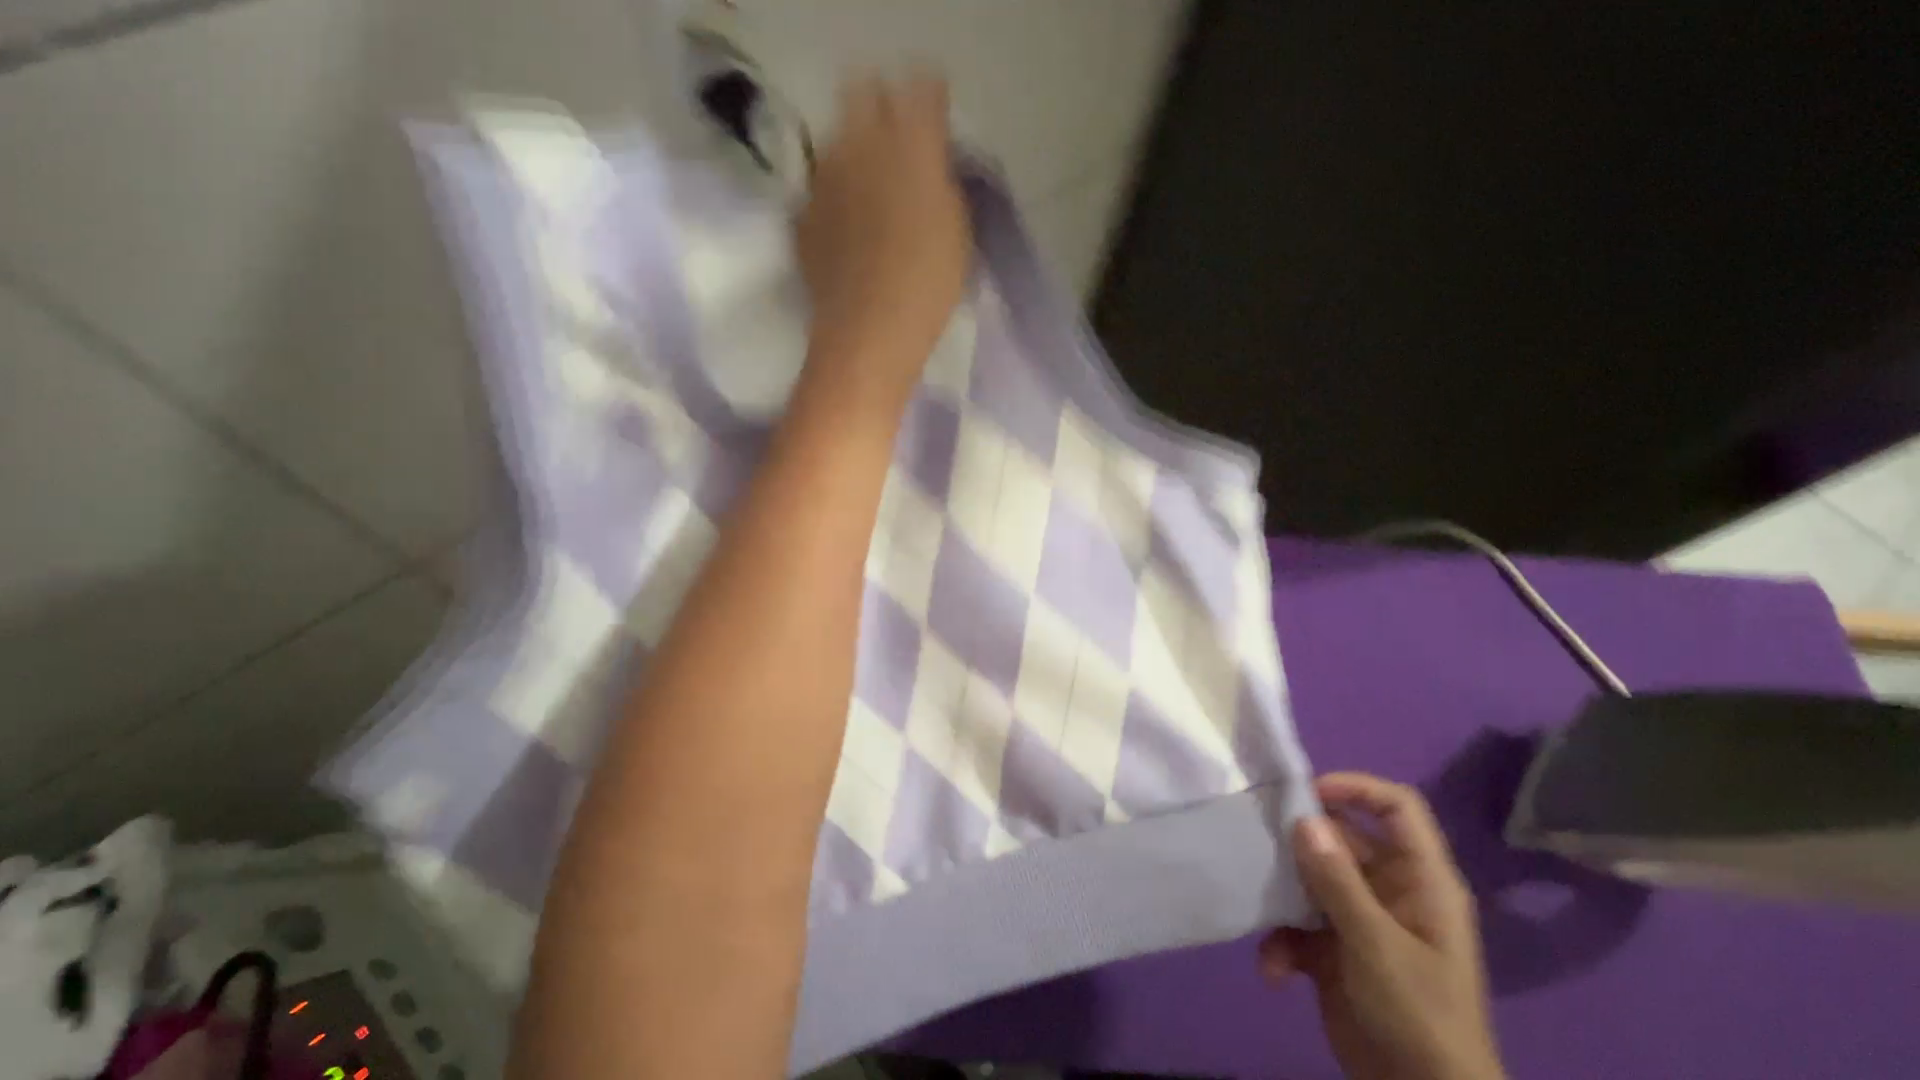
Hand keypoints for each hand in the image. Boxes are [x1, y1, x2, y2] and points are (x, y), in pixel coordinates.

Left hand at [796, 72, 969, 397]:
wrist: (867, 333)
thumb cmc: (929, 284)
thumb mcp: (956, 224)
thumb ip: (941, 175)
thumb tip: (930, 157)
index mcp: (909, 143)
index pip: (919, 89)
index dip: (929, 95)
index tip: (936, 111)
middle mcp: (858, 144)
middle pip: (863, 92)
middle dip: (881, 104)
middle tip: (899, 136)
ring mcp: (823, 175)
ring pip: (837, 135)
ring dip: (855, 145)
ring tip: (872, 178)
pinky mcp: (801, 209)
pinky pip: (822, 181)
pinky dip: (836, 189)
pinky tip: (849, 218)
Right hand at [1261, 774, 1506, 1079]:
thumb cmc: (1419, 1015)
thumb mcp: (1377, 946)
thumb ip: (1338, 882)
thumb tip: (1304, 818)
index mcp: (1421, 881)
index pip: (1397, 808)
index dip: (1355, 788)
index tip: (1305, 793)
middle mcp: (1391, 892)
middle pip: (1341, 842)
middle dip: (1300, 848)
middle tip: (1259, 849)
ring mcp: (1361, 923)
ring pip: (1312, 883)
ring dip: (1283, 899)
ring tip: (1260, 912)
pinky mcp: (1335, 954)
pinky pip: (1299, 929)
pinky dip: (1282, 946)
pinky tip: (1275, 971)